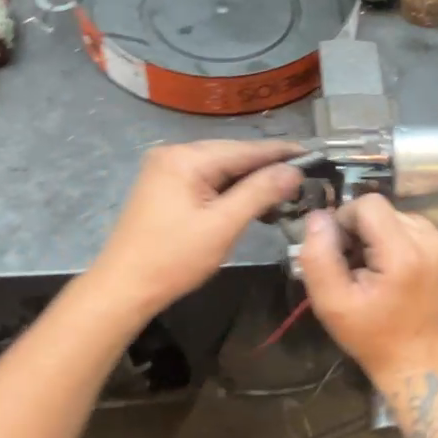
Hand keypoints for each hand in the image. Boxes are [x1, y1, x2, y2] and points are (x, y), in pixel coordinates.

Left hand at [89, 140, 300, 311]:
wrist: (123, 287)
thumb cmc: (173, 259)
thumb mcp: (222, 226)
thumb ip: (259, 193)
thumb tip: (293, 171)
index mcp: (185, 158)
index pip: (245, 149)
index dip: (281, 153)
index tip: (313, 154)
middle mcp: (174, 154)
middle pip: (233, 155)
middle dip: (267, 168)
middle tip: (305, 179)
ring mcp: (167, 170)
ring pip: (222, 168)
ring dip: (251, 181)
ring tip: (285, 193)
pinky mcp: (165, 187)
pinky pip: (208, 180)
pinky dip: (231, 191)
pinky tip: (252, 203)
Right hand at [297, 194, 437, 381]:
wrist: (413, 355)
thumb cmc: (369, 333)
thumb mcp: (331, 302)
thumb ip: (318, 256)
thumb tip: (318, 217)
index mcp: (404, 254)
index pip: (369, 204)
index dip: (346, 221)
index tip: (340, 251)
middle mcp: (430, 240)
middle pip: (382, 210)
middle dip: (361, 230)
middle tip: (354, 266)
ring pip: (395, 215)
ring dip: (377, 235)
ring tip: (372, 269)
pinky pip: (410, 226)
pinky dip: (394, 240)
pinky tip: (389, 267)